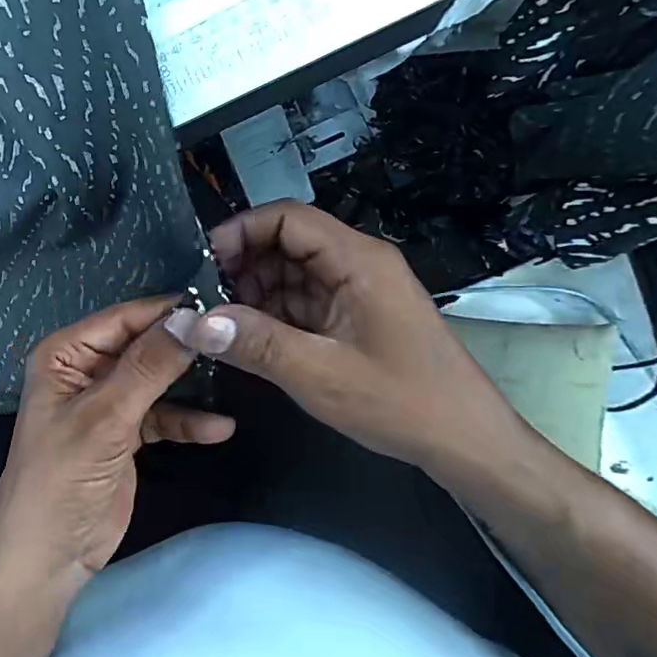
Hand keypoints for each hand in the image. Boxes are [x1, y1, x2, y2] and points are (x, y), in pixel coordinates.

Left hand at [0, 295, 235, 584]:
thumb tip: (192, 318)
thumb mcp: (106, 417)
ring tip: (237, 376)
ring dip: (192, 384)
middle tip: (235, 340)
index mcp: (67, 355)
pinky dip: (189, 422)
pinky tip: (220, 429)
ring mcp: (109, 403)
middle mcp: (87, 371)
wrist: (50, 558)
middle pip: (145, 346)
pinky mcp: (127, 433)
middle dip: (185, 346)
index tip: (220, 307)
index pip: (125, 318)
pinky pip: (164, 416)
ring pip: (159, 379)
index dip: (169, 312)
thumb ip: (149, 366)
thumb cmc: (63, 479)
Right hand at [169, 201, 535, 480]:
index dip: (239, 232)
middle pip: (288, 242)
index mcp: (358, 259)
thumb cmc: (401, 402)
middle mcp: (359, 264)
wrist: (464, 438)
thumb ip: (254, 343)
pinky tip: (251, 338)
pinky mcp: (358, 316)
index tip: (202, 264)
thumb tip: (192, 321)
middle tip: (206, 302)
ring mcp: (359, 290)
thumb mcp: (319, 374)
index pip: (286, 218)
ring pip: (294, 274)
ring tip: (222, 325)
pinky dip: (277, 315)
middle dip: (244, 266)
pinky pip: (307, 301)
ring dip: (257, 294)